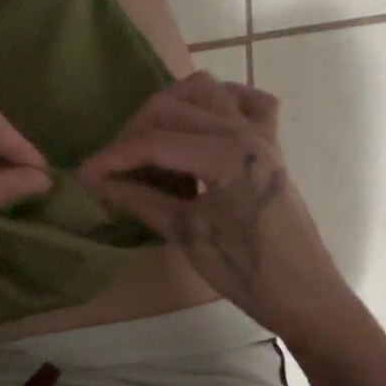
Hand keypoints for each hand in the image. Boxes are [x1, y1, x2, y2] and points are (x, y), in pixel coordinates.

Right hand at [76, 71, 353, 346]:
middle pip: (173, 108)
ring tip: (148, 144)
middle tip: (111, 168)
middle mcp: (244, 131)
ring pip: (205, 91)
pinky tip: (199, 124)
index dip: (113, 158)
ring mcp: (262, 133)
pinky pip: (249, 101)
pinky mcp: (273, 144)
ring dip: (170, 108)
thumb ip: (139, 199)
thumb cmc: (245, 270)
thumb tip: (95, 183)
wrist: (303, 294)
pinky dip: (220, 102)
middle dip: (134, 133)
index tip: (82, 175)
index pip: (155, 143)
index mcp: (226, 154)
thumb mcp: (185, 234)